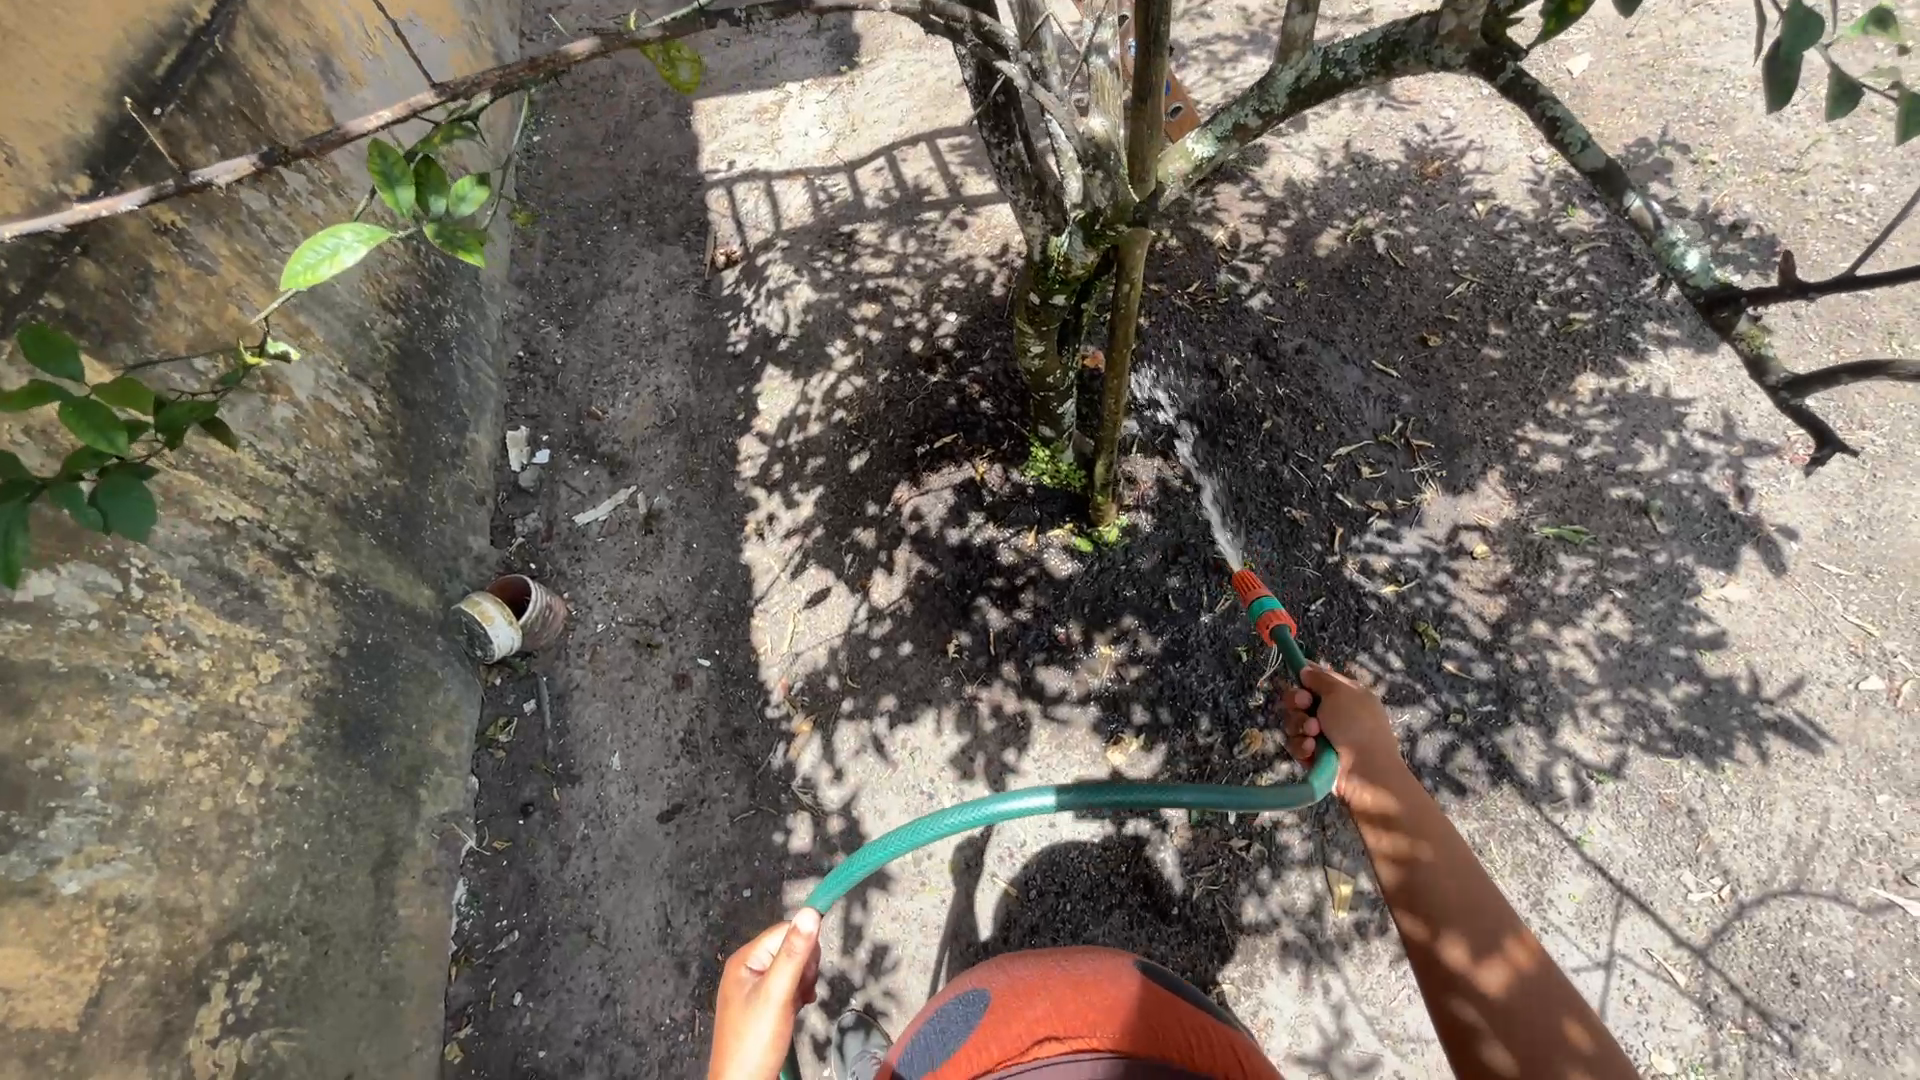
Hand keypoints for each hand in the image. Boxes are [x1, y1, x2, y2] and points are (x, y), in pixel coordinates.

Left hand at [708, 909, 821, 1079]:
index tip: (808, 975)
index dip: (804, 948)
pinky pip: (789, 984)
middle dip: (804, 968)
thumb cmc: (755, 1042)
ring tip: (797, 1004)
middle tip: (800, 993)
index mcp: (745, 959)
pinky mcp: (763, 1002)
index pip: (785, 931)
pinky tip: (796, 1009)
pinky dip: (798, 995)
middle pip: (790, 947)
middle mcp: (748, 967)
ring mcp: (754, 986)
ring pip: (793, 966)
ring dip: (803, 983)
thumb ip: (794, 953)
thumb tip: (811, 910)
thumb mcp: (777, 994)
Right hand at [1278, 664, 1402, 797]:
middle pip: (1299, 700)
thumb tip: (1305, 669)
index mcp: (1345, 695)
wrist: (1365, 771)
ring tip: (1313, 734)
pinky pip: (1296, 744)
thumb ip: (1319, 678)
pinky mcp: (1314, 755)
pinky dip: (1302, 746)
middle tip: (1304, 706)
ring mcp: (1323, 735)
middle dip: (1297, 702)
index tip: (1297, 678)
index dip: (1304, 677)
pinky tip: (1312, 750)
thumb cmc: (1357, 725)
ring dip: (1300, 725)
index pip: (1319, 679)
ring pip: (1294, 722)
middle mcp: (1334, 713)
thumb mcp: (1340, 692)